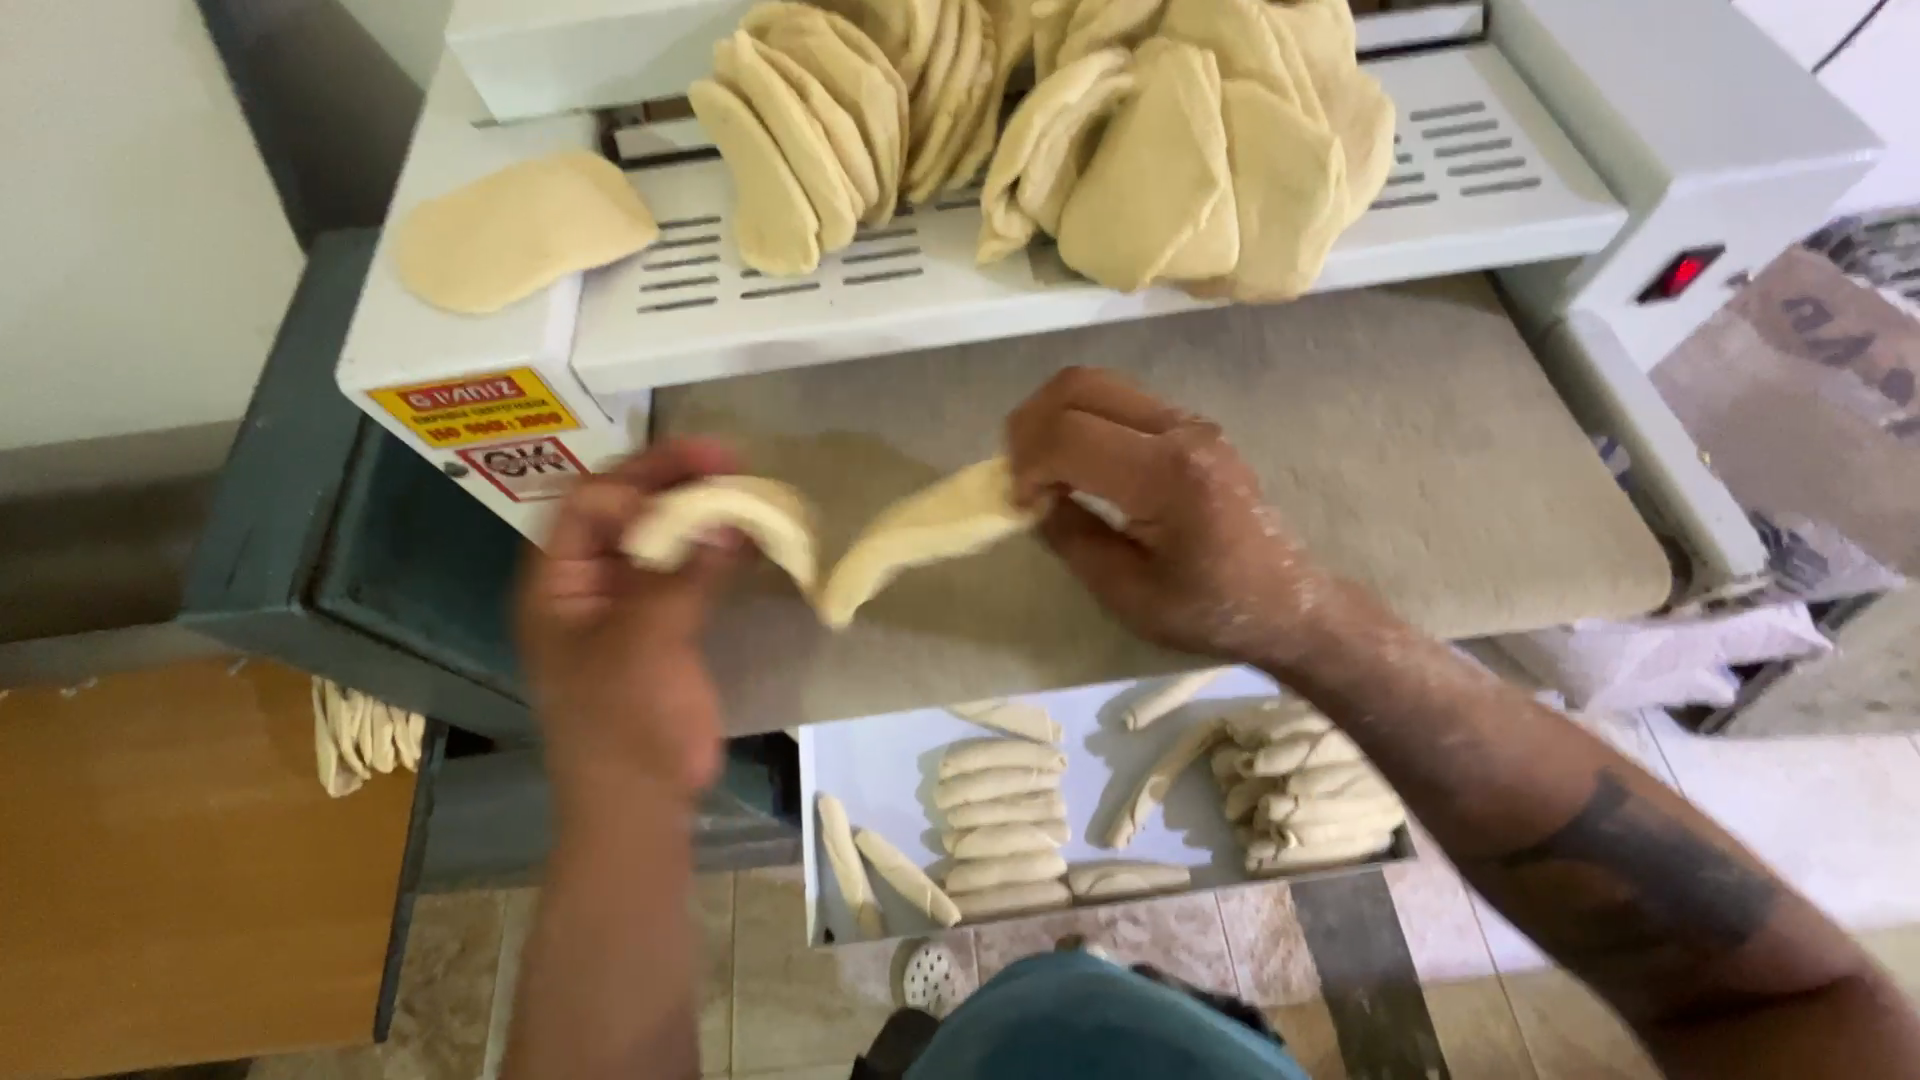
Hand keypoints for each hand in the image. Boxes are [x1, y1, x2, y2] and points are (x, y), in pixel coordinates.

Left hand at [517, 439, 742, 806]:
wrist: (641, 802)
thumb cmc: (619, 725)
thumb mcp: (641, 644)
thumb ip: (682, 577)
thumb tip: (733, 521)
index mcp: (557, 584)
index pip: (589, 505)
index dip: (642, 477)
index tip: (703, 464)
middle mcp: (589, 585)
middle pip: (627, 514)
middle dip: (675, 485)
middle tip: (732, 462)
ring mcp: (631, 606)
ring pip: (663, 541)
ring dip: (702, 515)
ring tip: (749, 490)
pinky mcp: (669, 627)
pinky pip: (691, 573)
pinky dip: (718, 552)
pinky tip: (752, 539)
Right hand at [1006, 367, 1332, 666]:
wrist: (1284, 601)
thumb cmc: (1207, 609)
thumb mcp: (1126, 593)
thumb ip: (1072, 538)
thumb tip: (1034, 501)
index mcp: (1167, 476)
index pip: (1069, 434)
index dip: (1026, 464)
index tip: (1021, 505)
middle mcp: (1180, 431)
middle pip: (1077, 386)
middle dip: (1029, 425)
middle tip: (1019, 475)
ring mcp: (1188, 421)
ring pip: (1096, 382)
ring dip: (1053, 417)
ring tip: (1041, 467)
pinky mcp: (1189, 425)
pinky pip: (1117, 399)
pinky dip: (1080, 419)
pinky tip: (1076, 462)